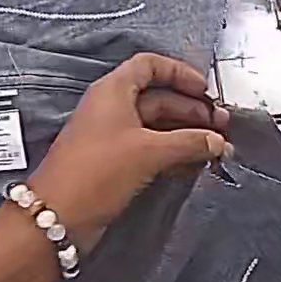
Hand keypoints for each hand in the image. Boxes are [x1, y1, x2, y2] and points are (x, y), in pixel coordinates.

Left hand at [30, 52, 230, 235]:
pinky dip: (174, 154)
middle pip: (159, 99)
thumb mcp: (148, 151)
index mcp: (113, 91)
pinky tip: (196, 164)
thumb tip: (219, 142)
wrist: (58, 216)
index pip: (149, 66)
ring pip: (157, 127)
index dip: (179, 73)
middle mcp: (113, 109)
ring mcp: (114, 137)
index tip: (205, 90)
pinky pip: (151, 150)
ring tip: (216, 148)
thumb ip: (189, 142)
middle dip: (192, 111)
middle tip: (222, 128)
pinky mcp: (116, 164)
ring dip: (186, 135)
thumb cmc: (98, 171)